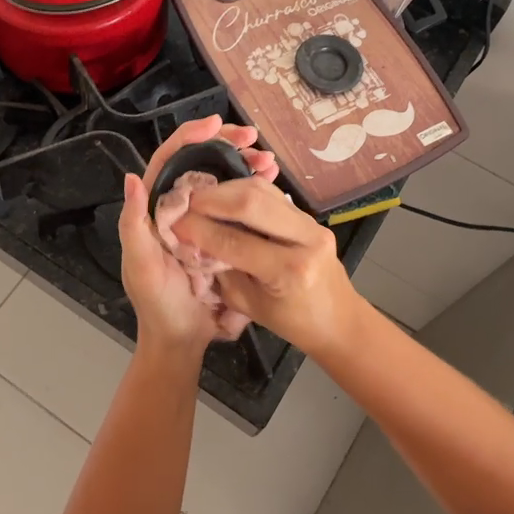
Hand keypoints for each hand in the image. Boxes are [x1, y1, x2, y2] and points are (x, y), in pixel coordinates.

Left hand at [118, 116, 277, 351]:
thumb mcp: (141, 267)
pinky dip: (254, 191)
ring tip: (269, 162)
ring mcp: (202, 221)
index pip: (168, 161)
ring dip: (244, 165)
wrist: (183, 338)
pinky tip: (272, 184)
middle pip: (199, 164)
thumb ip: (134, 225)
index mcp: (154, 209)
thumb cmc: (156, 304)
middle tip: (254, 140)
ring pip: (222, 181)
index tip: (215, 125)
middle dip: (226, 146)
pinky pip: (237, 206)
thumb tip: (132, 178)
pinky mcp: (222, 236)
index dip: (189, 138)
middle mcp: (178, 208)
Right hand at [168, 177, 367, 355]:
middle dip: (212, 198)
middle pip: (252, 202)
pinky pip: (272, 194)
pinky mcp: (310, 216)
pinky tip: (223, 197)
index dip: (199, 230)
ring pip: (262, 190)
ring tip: (200, 197)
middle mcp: (306, 240)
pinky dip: (243, 191)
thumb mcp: (248, 306)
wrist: (340, 320)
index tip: (174, 223)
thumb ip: (222, 270)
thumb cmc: (293, 322)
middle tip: (185, 201)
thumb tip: (193, 240)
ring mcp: (312, 224)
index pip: (234, 242)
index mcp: (289, 272)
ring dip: (226, 190)